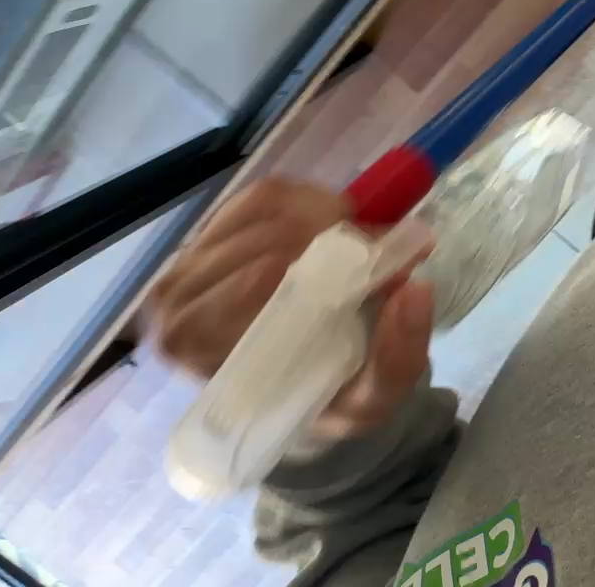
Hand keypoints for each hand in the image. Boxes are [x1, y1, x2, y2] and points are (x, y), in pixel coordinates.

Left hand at [146, 177, 435, 436]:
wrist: (297, 391)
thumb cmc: (328, 398)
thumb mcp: (374, 399)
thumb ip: (398, 354)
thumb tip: (417, 287)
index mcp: (202, 351)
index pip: (261, 277)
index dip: (335, 260)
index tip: (389, 267)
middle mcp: (177, 305)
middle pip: (269, 238)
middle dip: (338, 235)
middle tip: (383, 250)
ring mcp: (186, 265)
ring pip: (268, 210)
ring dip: (327, 214)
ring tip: (361, 240)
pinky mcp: (208, 235)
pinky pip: (264, 196)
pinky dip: (310, 198)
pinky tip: (332, 222)